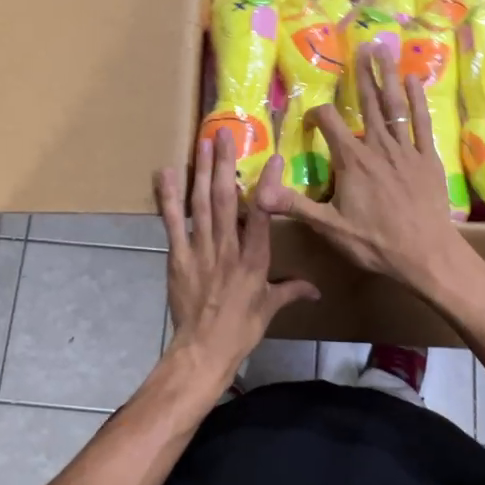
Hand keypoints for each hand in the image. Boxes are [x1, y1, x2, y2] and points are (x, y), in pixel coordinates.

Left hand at [158, 130, 320, 380]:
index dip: (267, 185)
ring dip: (202, 171)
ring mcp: (202, 250)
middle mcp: (229, 248)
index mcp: (255, 259)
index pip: (263, 215)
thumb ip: (292, 291)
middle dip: (225, 164)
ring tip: (201, 143)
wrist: (204, 350)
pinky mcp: (179, 257)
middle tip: (223, 134)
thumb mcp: (270, 309)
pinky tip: (167, 173)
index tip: (272, 158)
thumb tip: (317, 290)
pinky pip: (173, 223)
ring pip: (203, 204)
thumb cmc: (241, 330)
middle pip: (227, 199)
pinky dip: (169, 198)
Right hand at [253, 44, 468, 292]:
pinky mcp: (427, 158)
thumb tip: (259, 194)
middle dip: (362, 75)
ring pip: (394, 106)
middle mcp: (379, 146)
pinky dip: (417, 101)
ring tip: (383, 51)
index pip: (329, 123)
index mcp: (352, 160)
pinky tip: (414, 80)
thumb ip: (295, 206)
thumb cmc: (376, 243)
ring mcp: (406, 150)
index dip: (317, 116)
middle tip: (361, 46)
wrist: (427, 255)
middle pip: (367, 103)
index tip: (312, 121)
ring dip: (387, 77)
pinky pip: (421, 123)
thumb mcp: (330, 228)